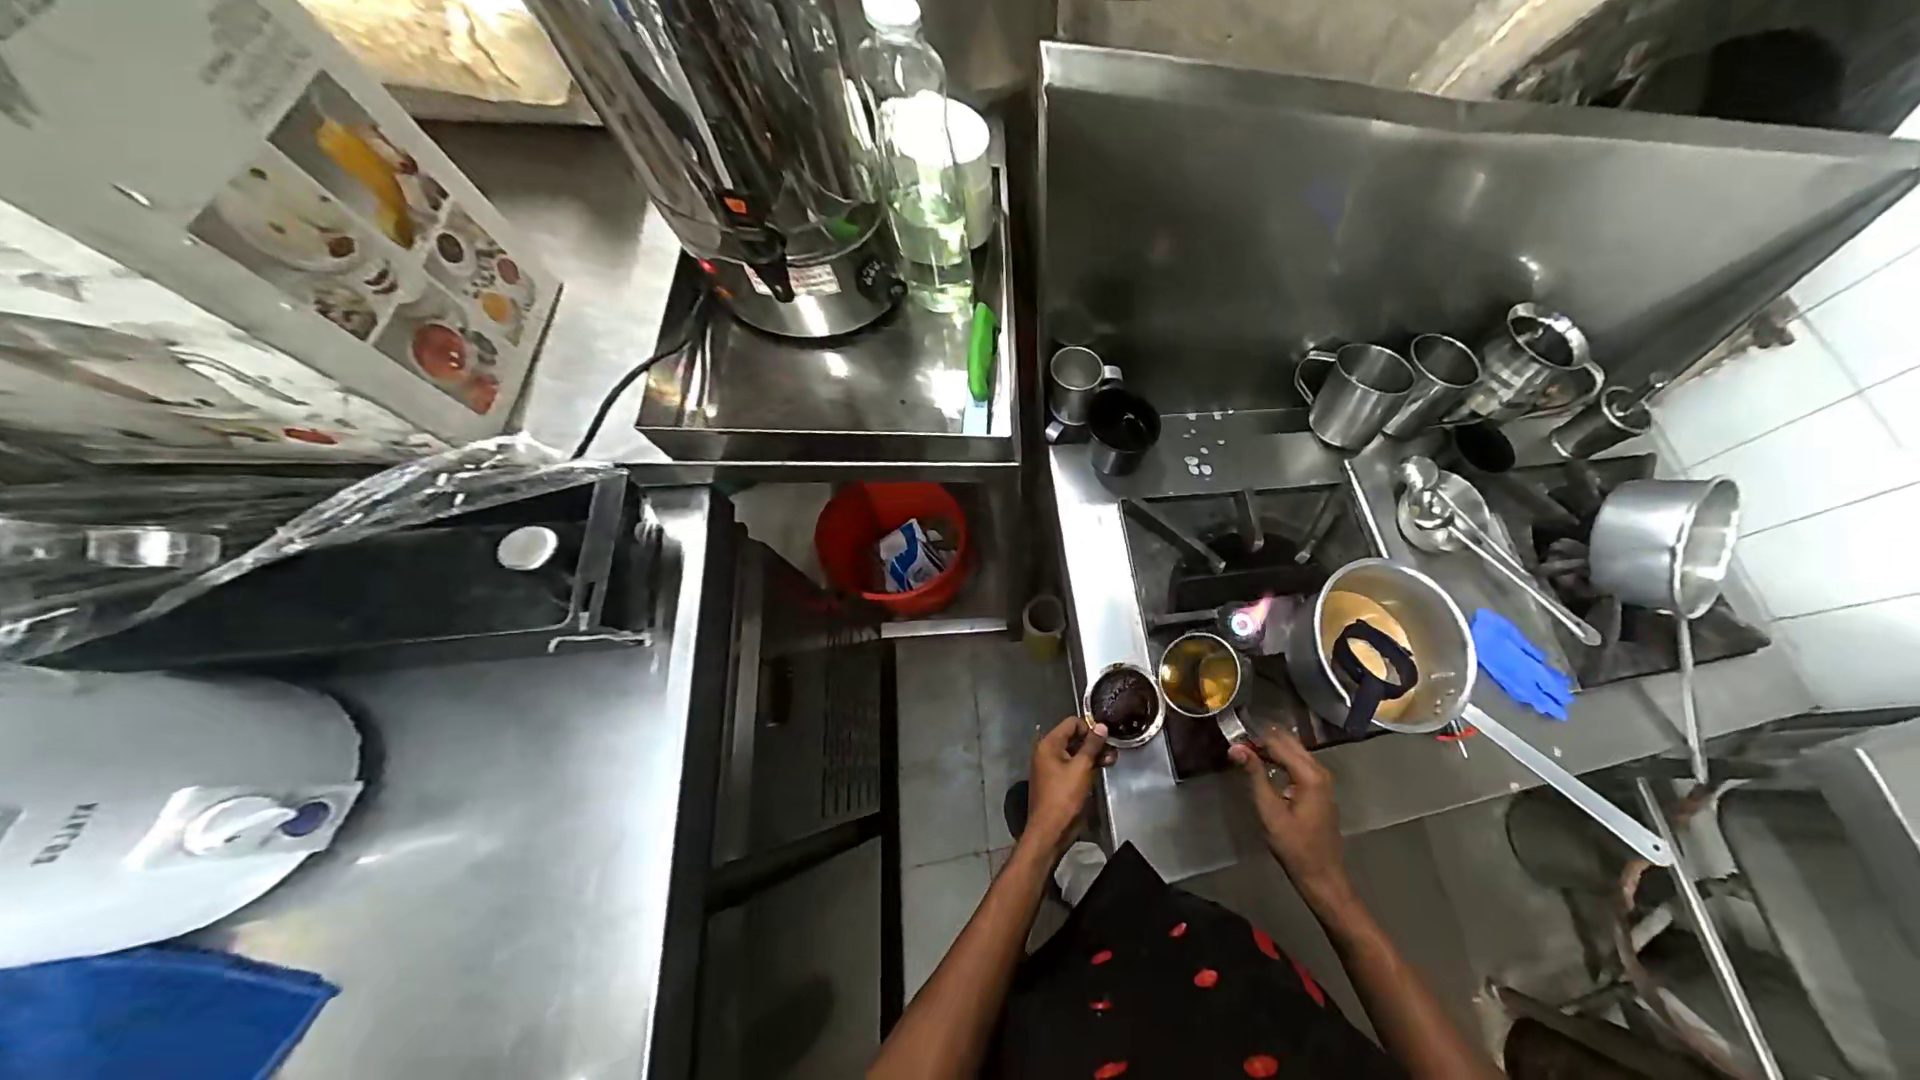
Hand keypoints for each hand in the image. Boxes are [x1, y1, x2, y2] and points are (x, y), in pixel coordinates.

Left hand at [1025, 716, 1110, 852]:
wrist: (1050, 829)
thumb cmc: (1064, 796)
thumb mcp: (1081, 768)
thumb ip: (1092, 746)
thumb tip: (1101, 725)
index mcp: (1049, 744)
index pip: (1071, 723)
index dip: (1089, 727)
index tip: (1105, 737)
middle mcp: (1048, 751)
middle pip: (1073, 737)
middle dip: (1093, 741)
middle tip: (1113, 748)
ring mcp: (1053, 766)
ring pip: (1075, 752)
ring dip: (1093, 754)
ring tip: (1113, 758)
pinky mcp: (1059, 779)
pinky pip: (1074, 765)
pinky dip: (1087, 764)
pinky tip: (1104, 766)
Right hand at [1230, 729, 1351, 910]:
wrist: (1322, 876)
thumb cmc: (1294, 846)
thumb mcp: (1269, 810)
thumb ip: (1254, 775)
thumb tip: (1236, 747)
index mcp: (1310, 775)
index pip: (1278, 743)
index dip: (1254, 739)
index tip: (1233, 738)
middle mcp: (1320, 772)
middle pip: (1289, 742)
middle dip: (1263, 739)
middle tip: (1238, 742)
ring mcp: (1323, 780)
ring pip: (1295, 751)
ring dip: (1272, 748)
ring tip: (1246, 750)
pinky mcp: (1320, 789)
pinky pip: (1299, 763)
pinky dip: (1281, 759)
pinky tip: (1264, 764)